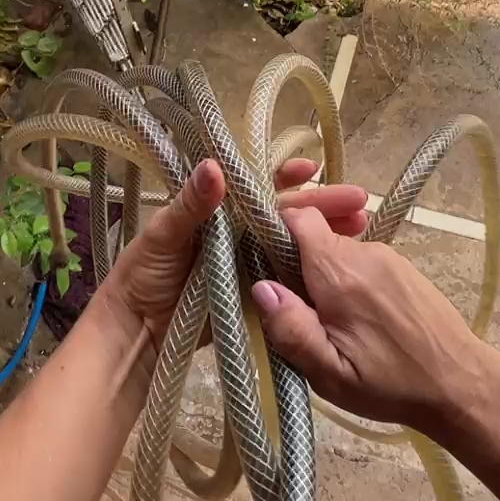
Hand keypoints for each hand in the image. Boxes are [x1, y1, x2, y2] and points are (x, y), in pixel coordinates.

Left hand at [99, 157, 369, 341]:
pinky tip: (341, 274)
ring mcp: (247, 265)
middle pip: (285, 217)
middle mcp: (236, 234)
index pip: (256, 187)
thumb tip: (215, 166)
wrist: (136, 334)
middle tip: (359, 202)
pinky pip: (287, 280)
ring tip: (363, 232)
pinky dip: (313, 275)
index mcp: (216, 212)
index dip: (286, 177)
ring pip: (292, 247)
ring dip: (326, 238)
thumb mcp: (163, 236)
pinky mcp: (254, 296)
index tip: (314, 168)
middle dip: (323, 207)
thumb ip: (190, 205)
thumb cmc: (144, 277)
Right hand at [251, 208, 492, 436]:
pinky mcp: (402, 266)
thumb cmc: (391, 384)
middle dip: (296, 264)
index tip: (264, 262)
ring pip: (337, 251)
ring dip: (324, 277)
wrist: (462, 384)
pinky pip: (360, 261)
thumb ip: (292, 329)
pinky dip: (348, 281)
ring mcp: (386, 254)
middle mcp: (362, 251)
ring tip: (333, 323)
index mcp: (338, 271)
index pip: (296, 216)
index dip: (274, 231)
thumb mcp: (331, 373)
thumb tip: (261, 287)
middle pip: (314, 235)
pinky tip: (360, 319)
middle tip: (298, 309)